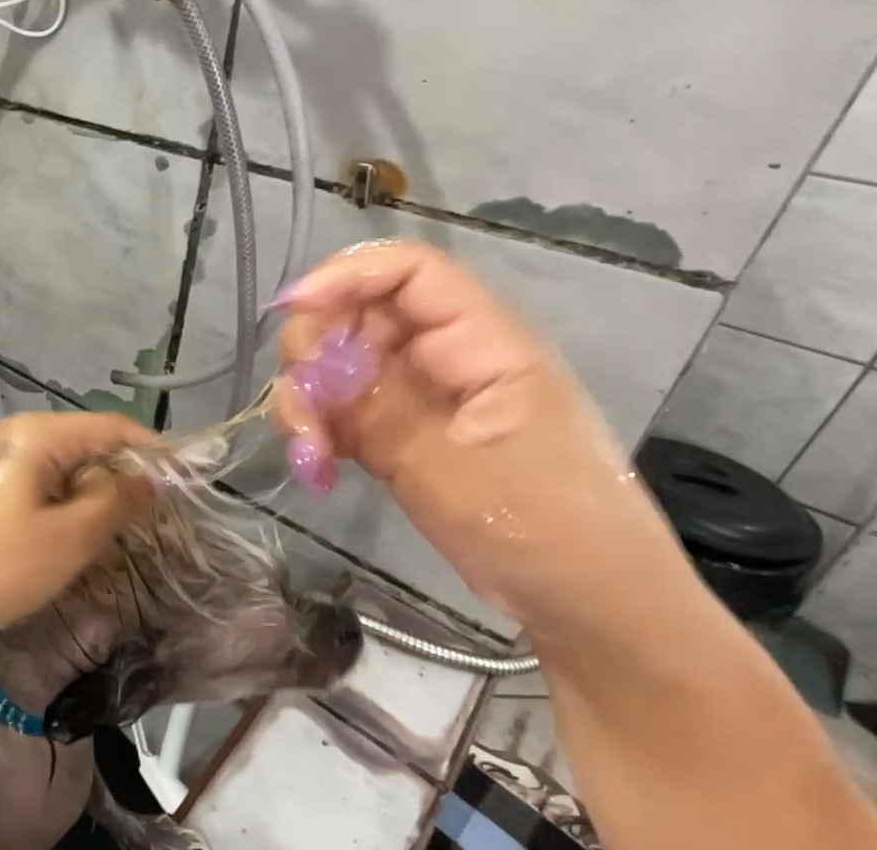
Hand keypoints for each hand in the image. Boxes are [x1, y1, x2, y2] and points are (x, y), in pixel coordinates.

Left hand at [0, 413, 159, 648]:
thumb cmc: (2, 564)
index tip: (192, 482)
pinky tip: (85, 530)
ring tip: (128, 527)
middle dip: (128, 474)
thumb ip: (118, 500)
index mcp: (39, 434)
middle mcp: (21, 433)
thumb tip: (154, 478)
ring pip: (73, 465)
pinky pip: (51, 481)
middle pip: (92, 442)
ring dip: (101, 492)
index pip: (114, 427)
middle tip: (160, 514)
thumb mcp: (72, 536)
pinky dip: (74, 501)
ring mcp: (6, 457)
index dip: (156, 451)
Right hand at [269, 240, 690, 633]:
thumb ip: (375, 412)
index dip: (345, 273)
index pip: (409, 271)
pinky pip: (339, 410)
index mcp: (481, 343)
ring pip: (337, 364)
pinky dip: (316, 431)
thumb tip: (307, 369)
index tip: (290, 309)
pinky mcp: (397, 435)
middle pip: (356, 314)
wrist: (588, 608)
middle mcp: (444, 357)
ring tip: (308, 453)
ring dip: (306, 400)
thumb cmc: (545, 529)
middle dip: (312, 351)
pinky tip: (316, 467)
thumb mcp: (453, 469)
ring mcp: (418, 397)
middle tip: (301, 409)